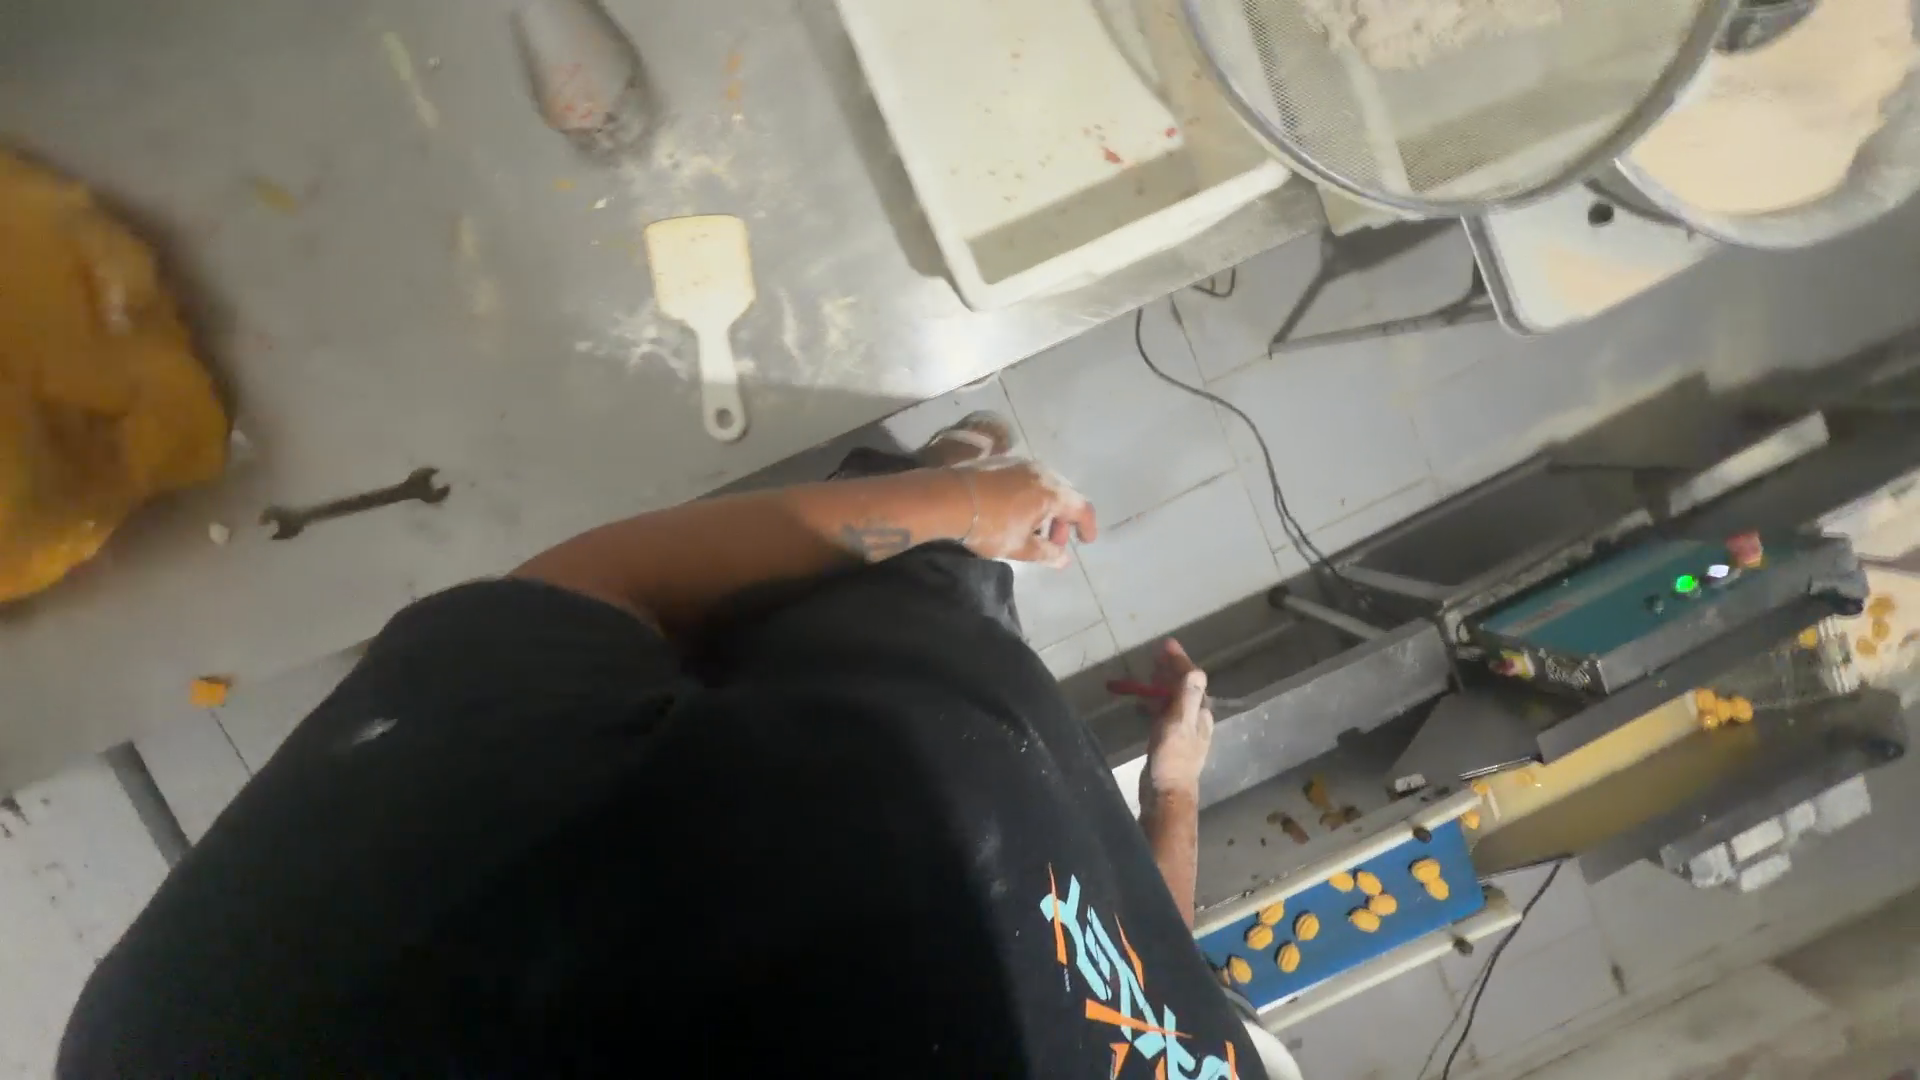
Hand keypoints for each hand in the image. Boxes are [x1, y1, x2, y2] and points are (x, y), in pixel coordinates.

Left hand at [953, 458, 1097, 566]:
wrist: (948, 498)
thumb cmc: (989, 526)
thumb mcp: (1019, 547)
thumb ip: (1046, 553)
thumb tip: (1064, 559)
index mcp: (1051, 493)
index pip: (1082, 508)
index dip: (1087, 526)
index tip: (1085, 542)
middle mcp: (1041, 472)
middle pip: (1064, 495)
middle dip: (1063, 520)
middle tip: (1052, 543)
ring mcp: (1020, 464)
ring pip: (1044, 486)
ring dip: (1045, 508)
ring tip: (1032, 530)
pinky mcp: (1001, 462)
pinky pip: (1026, 479)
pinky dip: (1030, 497)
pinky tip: (1015, 513)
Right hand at [1141, 639, 1213, 803]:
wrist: (1166, 794)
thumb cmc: (1173, 759)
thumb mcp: (1179, 725)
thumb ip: (1187, 698)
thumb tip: (1196, 671)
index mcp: (1200, 714)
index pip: (1192, 679)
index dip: (1179, 661)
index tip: (1165, 644)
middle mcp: (1195, 720)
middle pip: (1185, 687)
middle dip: (1172, 668)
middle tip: (1156, 653)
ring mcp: (1183, 730)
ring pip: (1174, 699)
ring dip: (1163, 683)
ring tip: (1150, 670)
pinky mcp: (1170, 740)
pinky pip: (1164, 712)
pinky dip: (1156, 700)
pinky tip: (1145, 701)